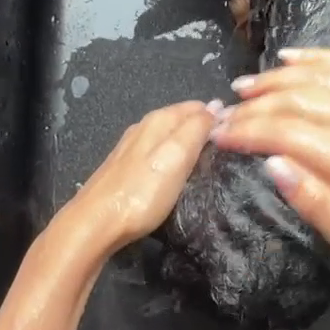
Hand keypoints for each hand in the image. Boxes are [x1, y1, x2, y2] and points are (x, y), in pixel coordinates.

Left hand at [61, 100, 217, 251]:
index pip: (198, 106)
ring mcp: (132, 146)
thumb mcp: (177, 157)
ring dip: (189, 145)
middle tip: (225, 153)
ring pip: (170, 136)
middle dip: (204, 130)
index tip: (234, 138)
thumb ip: (197, 129)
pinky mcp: (126, 167)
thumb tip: (217, 105)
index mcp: (159, 119)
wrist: (95, 224)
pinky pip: (158, 152)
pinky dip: (173, 158)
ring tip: (206, 165)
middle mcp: (144, 126)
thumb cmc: (141, 193)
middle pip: (183, 119)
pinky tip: (177, 174)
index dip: (218, 119)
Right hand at [211, 48, 329, 267]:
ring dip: (276, 79)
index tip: (219, 134)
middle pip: (296, 100)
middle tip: (224, 112)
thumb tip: (271, 163)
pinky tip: (287, 59)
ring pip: (317, 76)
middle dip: (254, 106)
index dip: (247, 131)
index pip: (286, 132)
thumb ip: (311, 201)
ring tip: (245, 87)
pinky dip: (315, 57)